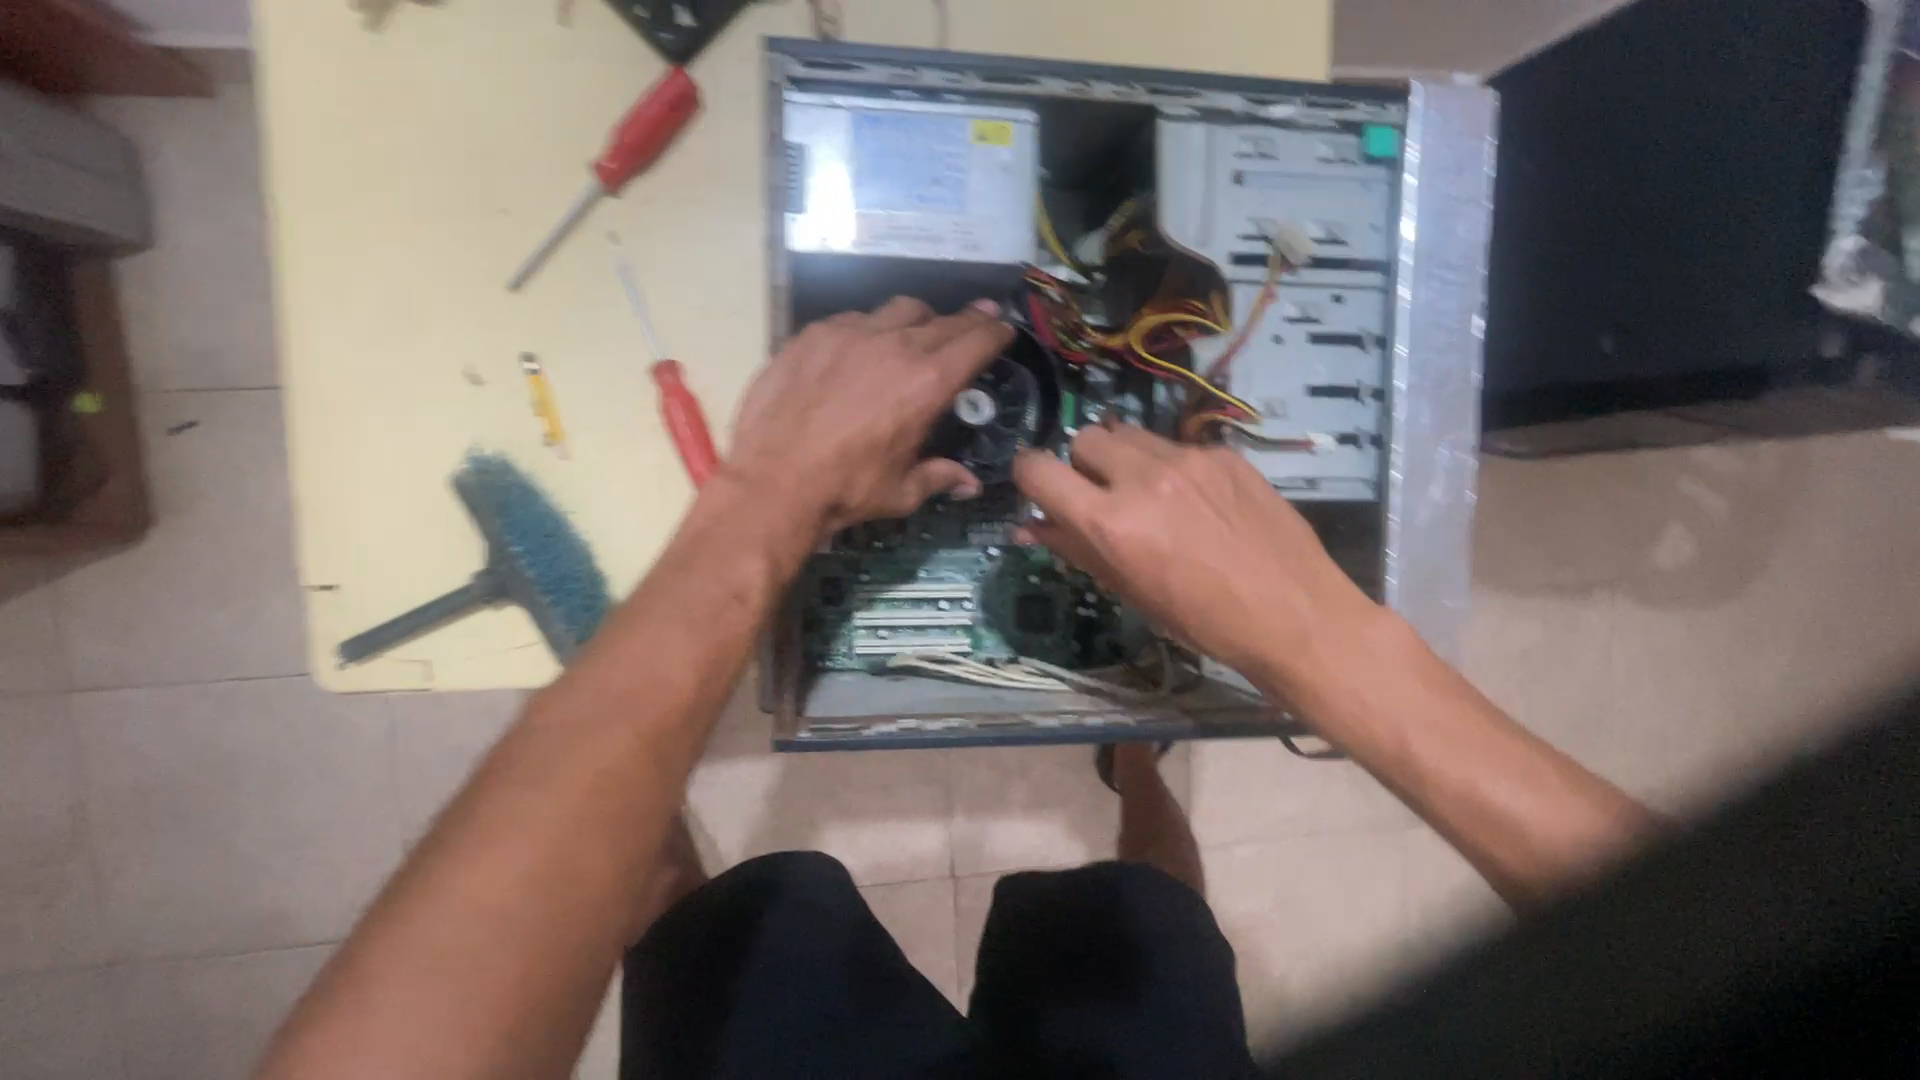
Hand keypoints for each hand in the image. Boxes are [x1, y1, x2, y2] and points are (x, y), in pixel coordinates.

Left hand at [726, 296, 1013, 534]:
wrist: (773, 482)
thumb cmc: (845, 491)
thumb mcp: (901, 492)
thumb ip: (938, 477)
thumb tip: (970, 483)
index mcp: (926, 384)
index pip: (975, 341)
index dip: (995, 332)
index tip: (1003, 329)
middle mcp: (893, 347)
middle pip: (942, 320)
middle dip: (966, 320)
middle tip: (977, 319)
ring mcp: (848, 335)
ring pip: (897, 310)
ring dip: (917, 319)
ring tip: (917, 331)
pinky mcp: (811, 335)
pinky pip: (851, 319)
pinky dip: (867, 329)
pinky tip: (860, 348)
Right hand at [1013, 424, 1375, 684]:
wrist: (1294, 615)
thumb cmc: (1202, 620)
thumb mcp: (1129, 590)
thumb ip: (1074, 548)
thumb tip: (1028, 527)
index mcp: (1110, 522)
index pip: (1038, 469)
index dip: (1030, 478)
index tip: (1043, 492)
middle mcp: (1143, 478)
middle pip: (1085, 439)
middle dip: (1083, 465)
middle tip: (1105, 499)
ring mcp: (1188, 459)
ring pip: (1129, 433)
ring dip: (1124, 459)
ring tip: (1151, 496)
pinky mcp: (1224, 453)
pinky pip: (1176, 445)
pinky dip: (1171, 467)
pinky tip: (1199, 502)